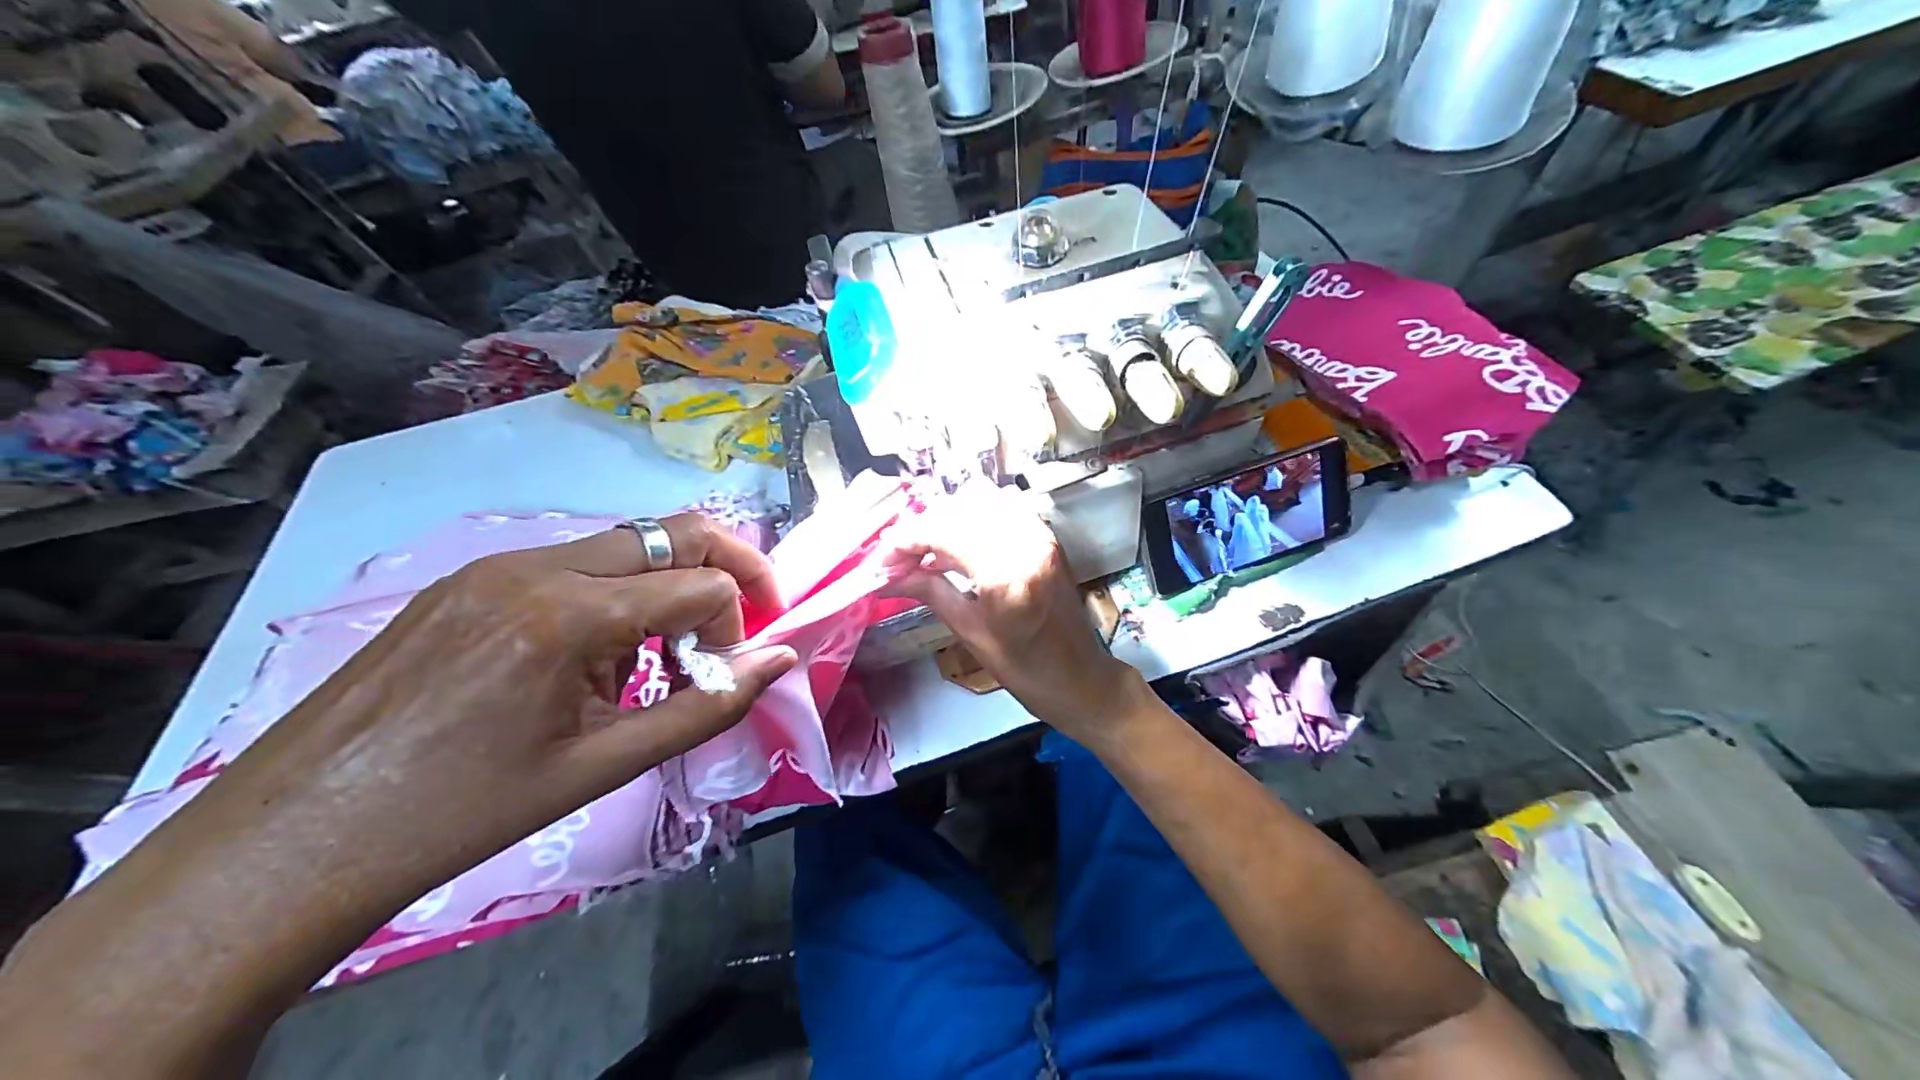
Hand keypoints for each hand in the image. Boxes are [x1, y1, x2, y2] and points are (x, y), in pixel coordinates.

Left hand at [167, 513, 797, 911]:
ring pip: (626, 546)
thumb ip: (706, 708)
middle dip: (729, 570)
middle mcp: (536, 566)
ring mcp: (496, 565)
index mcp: (569, 613)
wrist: (299, 838)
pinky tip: (590, 657)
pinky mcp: (469, 580)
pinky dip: (615, 595)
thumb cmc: (466, 811)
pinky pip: (573, 565)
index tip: (721, 674)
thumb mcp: (604, 765)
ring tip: (655, 658)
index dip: (736, 625)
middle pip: (673, 531)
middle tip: (744, 622)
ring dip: (668, 588)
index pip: (702, 582)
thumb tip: (780, 662)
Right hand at [883, 484, 1147, 742]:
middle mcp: (1026, 544)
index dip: (907, 540)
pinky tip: (958, 544)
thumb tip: (889, 575)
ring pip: (980, 503)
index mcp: (1005, 575)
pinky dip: (974, 519)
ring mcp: (1040, 536)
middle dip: (923, 529)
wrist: (1082, 679)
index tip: (884, 558)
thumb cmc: (1026, 670)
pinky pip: (1003, 509)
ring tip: (925, 551)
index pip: (944, 533)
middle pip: (959, 512)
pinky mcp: (1047, 538)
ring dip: (947, 520)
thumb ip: (930, 592)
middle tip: (900, 558)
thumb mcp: (971, 633)